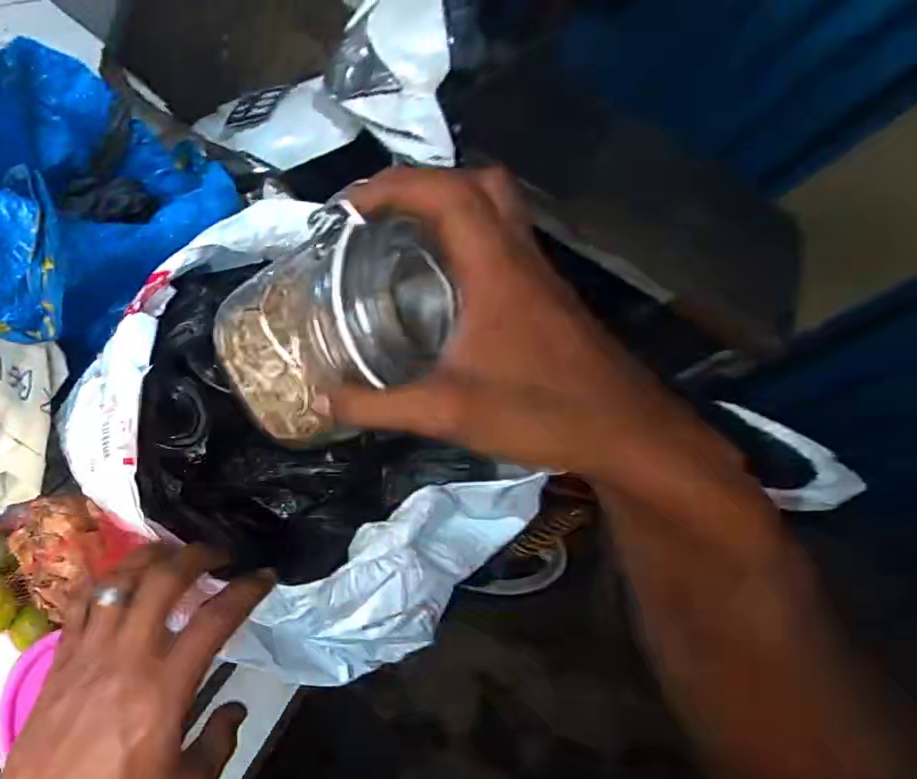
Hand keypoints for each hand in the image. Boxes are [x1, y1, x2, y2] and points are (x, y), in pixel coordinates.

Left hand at [0, 544, 271, 778]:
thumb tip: (235, 708)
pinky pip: (78, 604)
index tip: (262, 577)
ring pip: (115, 583)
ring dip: (145, 559)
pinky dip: (100, 582)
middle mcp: (123, 656)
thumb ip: (218, 744)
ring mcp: (85, 652)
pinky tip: (114, 579)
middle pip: (160, 583)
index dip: (243, 592)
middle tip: (215, 553)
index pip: (212, 622)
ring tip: (168, 551)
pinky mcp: (58, 657)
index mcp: (163, 689)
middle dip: (193, 557)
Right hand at [330, 166, 741, 486]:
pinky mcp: (534, 296)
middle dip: (420, 183)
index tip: (346, 205)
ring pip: (492, 209)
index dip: (397, 186)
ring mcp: (531, 276)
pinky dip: (454, 237)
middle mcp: (517, 261)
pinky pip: (492, 242)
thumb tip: (318, 402)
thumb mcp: (441, 415)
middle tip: (368, 211)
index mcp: (496, 274)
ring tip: (387, 234)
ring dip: (440, 204)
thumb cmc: (539, 414)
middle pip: (479, 186)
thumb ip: (373, 407)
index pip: (452, 198)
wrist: (623, 431)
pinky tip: (421, 276)